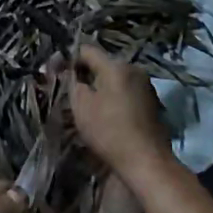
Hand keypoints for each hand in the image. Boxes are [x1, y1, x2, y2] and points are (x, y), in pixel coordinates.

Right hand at [70, 44, 171, 175]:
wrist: (147, 161)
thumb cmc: (109, 132)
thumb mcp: (81, 106)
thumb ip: (73, 82)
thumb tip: (72, 73)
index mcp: (115, 65)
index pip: (87, 50)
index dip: (71, 60)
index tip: (60, 75)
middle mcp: (133, 68)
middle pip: (103, 63)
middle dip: (88, 75)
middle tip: (75, 93)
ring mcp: (146, 84)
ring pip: (116, 77)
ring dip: (103, 86)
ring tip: (92, 106)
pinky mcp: (153, 100)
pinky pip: (128, 90)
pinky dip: (117, 97)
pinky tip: (111, 115)